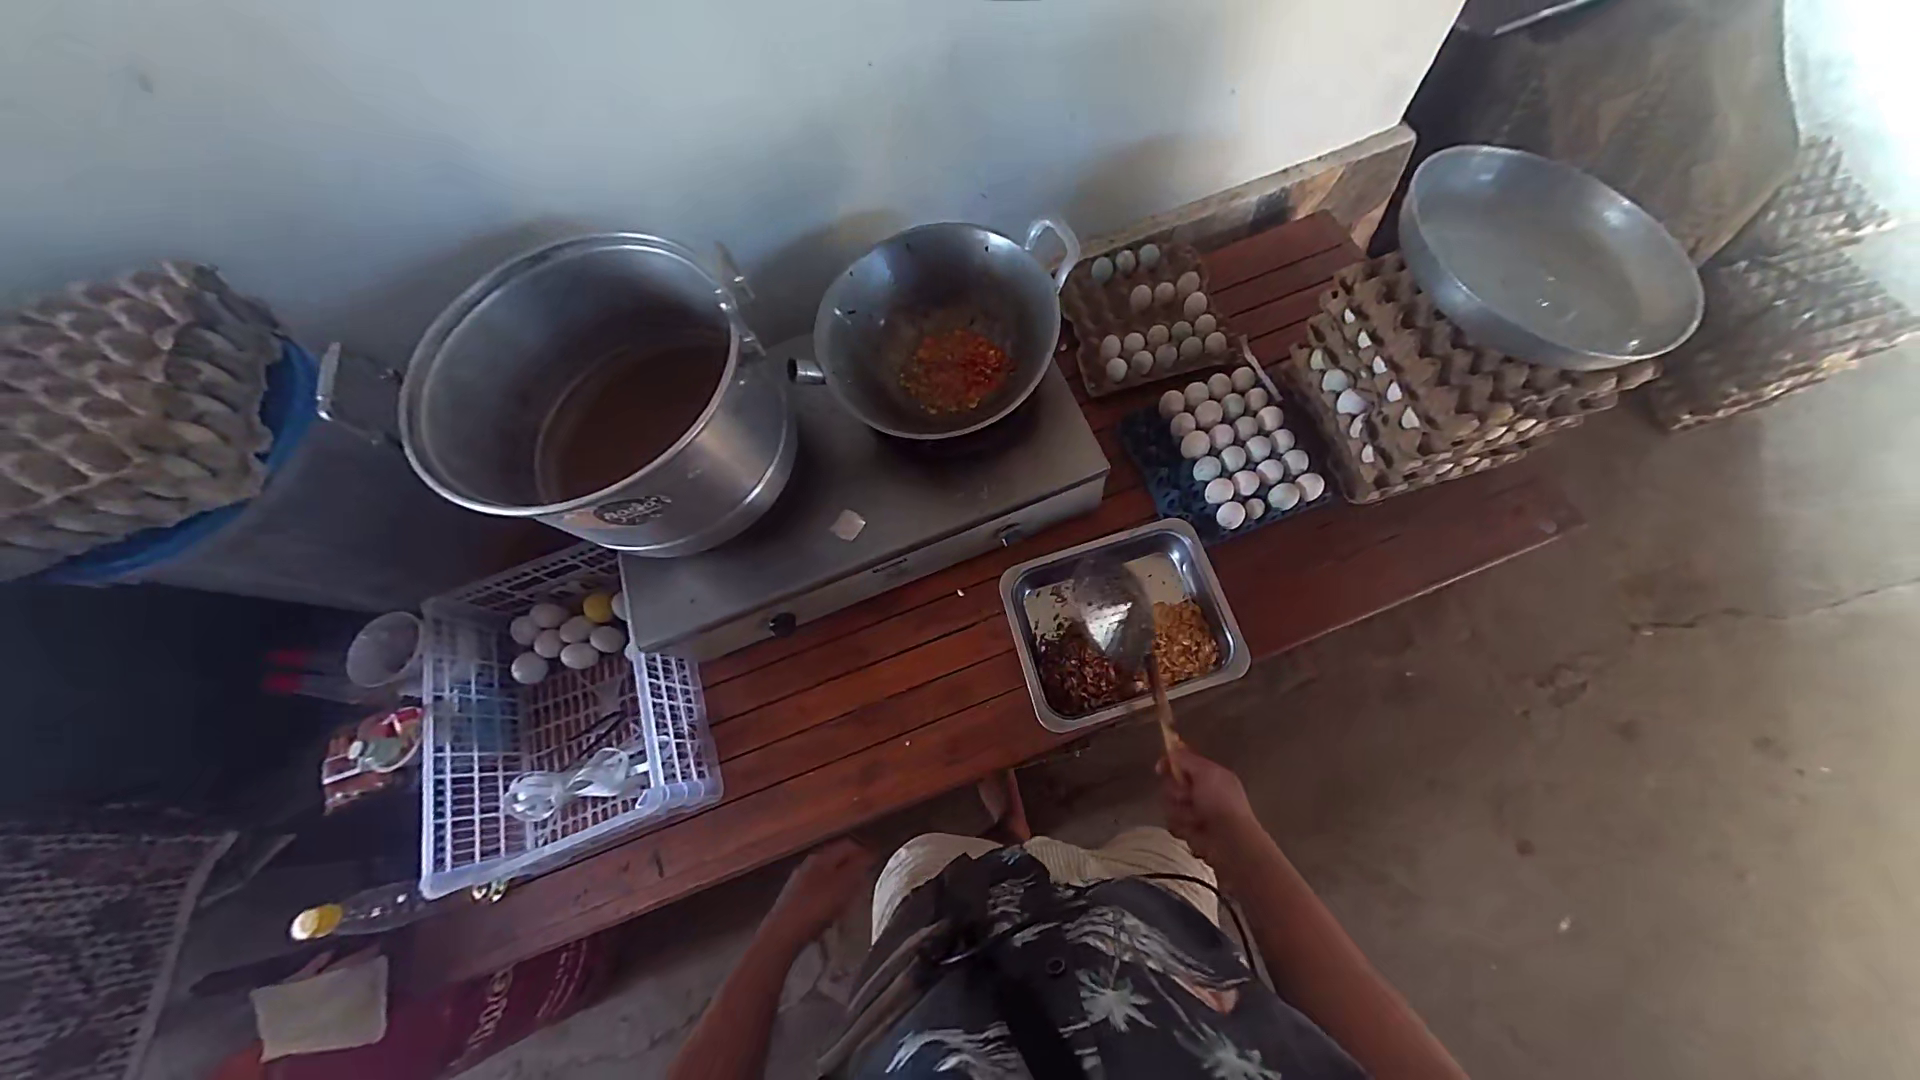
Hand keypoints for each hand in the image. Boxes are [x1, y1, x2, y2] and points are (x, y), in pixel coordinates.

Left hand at [763, 838, 874, 942]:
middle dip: (852, 869)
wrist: (781, 936)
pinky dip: (826, 899)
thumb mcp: (844, 885)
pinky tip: (829, 915)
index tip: (875, 863)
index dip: (864, 851)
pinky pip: (815, 894)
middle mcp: (808, 864)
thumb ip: (859, 867)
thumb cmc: (815, 907)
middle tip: (864, 882)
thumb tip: (871, 854)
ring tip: (849, 901)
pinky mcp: (791, 902)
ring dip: (839, 885)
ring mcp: (797, 883)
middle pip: (836, 859)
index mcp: (821, 856)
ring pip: (825, 877)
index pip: (848, 844)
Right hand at [1158, 744, 1265, 869]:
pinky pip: (1172, 821)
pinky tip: (1194, 829)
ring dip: (1179, 810)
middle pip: (1171, 783)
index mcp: (1209, 775)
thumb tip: (1172, 748)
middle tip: (1187, 797)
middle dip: (1175, 791)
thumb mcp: (1206, 772)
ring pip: (1169, 803)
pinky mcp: (1188, 829)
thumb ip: (1187, 758)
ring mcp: (1194, 811)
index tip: (1160, 767)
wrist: (1229, 841)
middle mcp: (1201, 791)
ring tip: (1195, 817)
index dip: (1170, 763)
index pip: (1183, 762)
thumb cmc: (1220, 802)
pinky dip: (1182, 825)